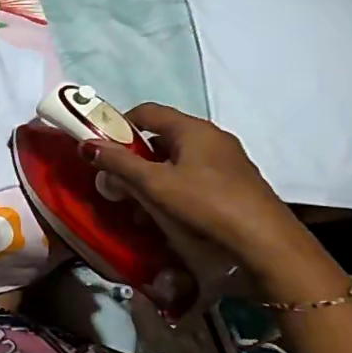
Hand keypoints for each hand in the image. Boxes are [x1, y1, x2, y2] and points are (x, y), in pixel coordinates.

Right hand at [81, 104, 351, 302]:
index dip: (119, 124)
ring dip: (152, 176)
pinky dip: (173, 187)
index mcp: (192, 129)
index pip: (147, 111)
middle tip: (115, 180)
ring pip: (178, 159)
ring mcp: (226, 160)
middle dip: (134, 157)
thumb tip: (86, 145)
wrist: (265, 241)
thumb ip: (119, 164)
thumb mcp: (154, 185)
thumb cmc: (205, 204)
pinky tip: (166, 213)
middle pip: (162, 137)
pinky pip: (194, 176)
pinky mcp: (234, 183)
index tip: (101, 146)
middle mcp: (211, 137)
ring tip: (137, 204)